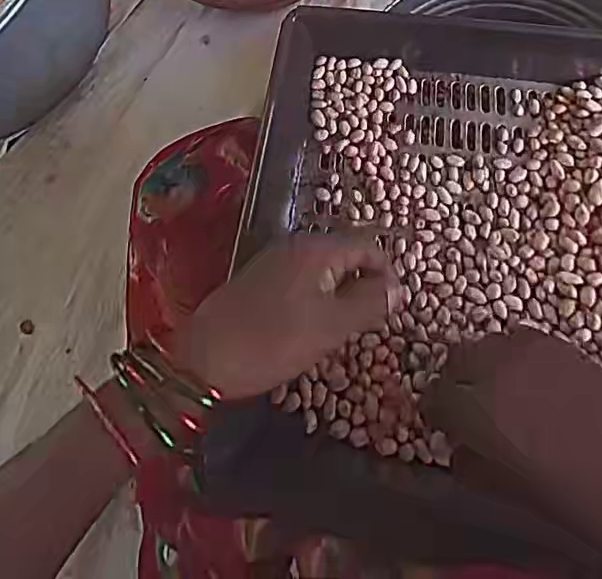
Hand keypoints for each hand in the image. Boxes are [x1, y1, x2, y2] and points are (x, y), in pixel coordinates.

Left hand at [172, 231, 400, 397]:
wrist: (205, 357)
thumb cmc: (272, 341)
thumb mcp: (330, 326)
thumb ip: (368, 302)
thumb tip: (396, 287)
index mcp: (316, 249)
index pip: (367, 244)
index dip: (387, 272)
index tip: (396, 306)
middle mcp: (295, 245)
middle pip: (345, 254)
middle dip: (364, 283)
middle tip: (373, 322)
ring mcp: (275, 260)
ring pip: (324, 269)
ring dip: (341, 293)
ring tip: (347, 329)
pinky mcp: (262, 279)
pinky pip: (304, 280)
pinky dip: (319, 298)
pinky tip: (316, 327)